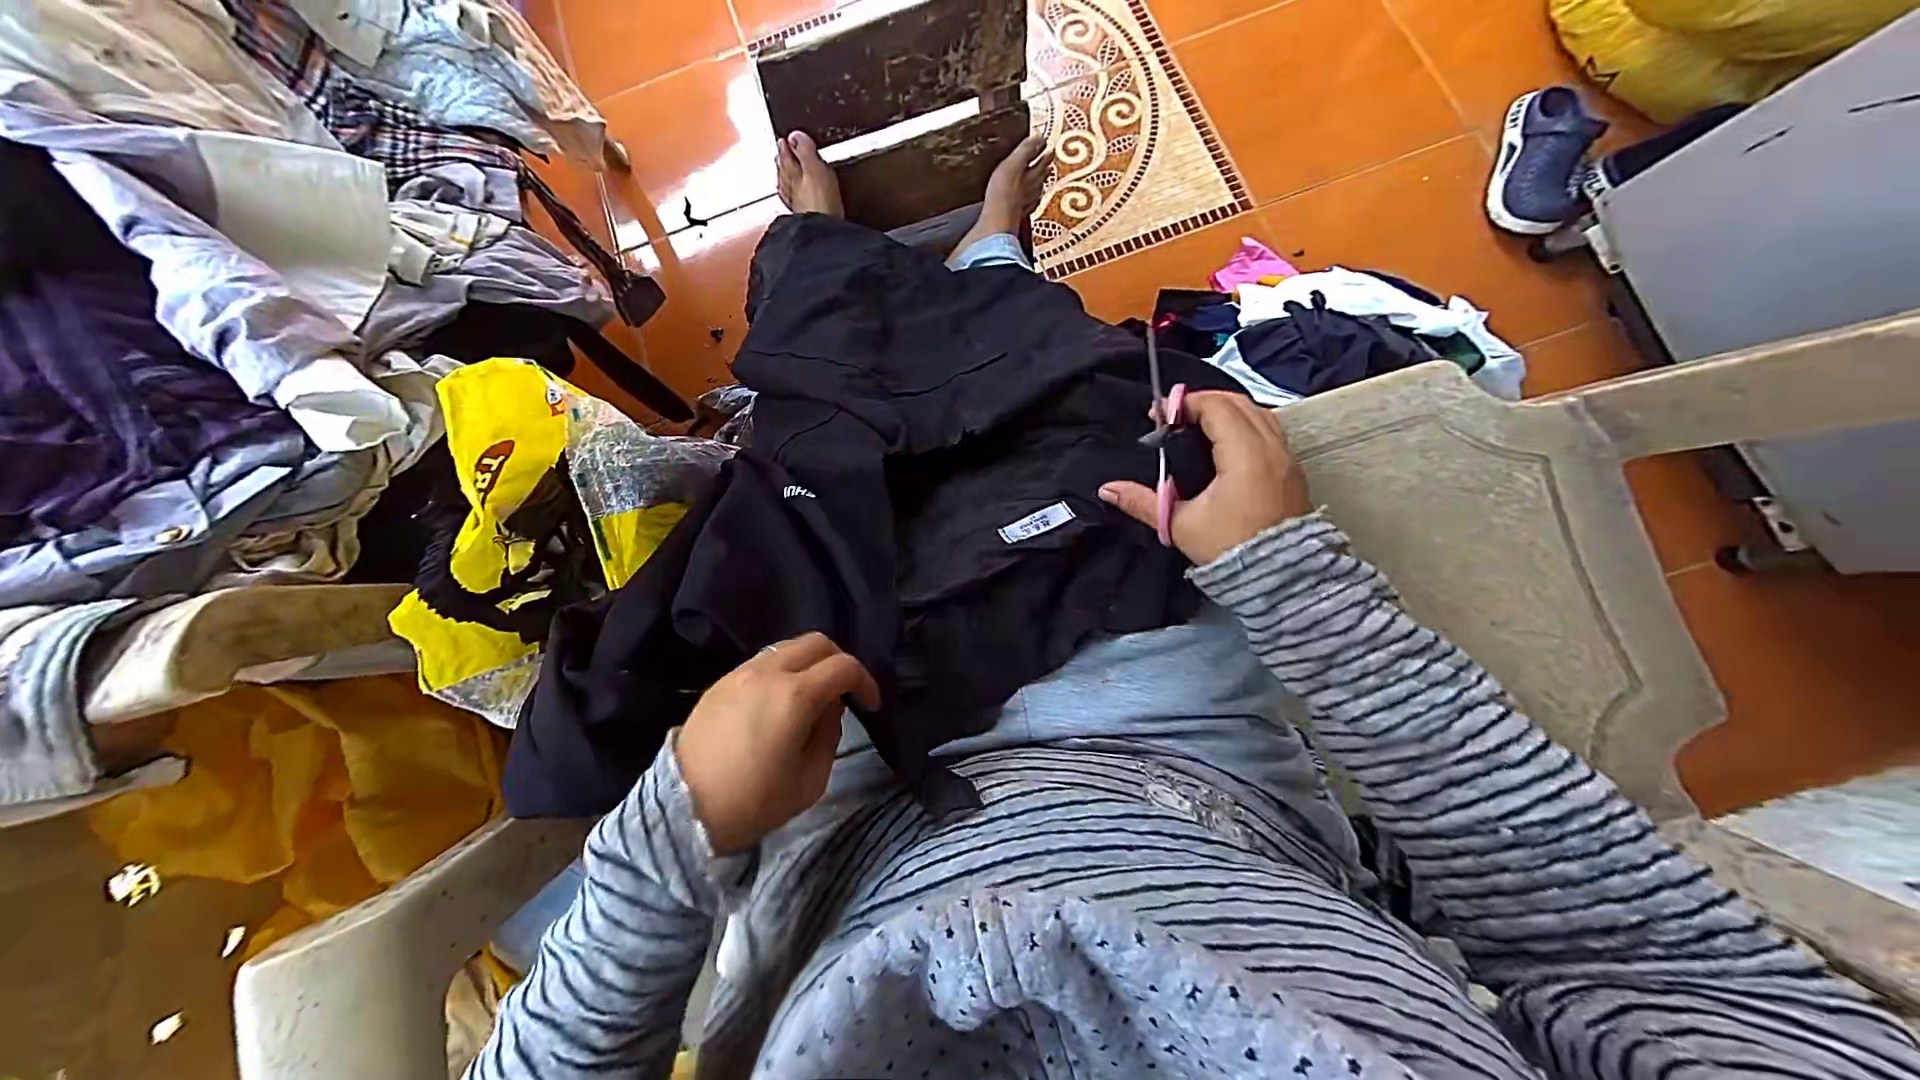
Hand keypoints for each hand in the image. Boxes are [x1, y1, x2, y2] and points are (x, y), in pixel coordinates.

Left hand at [675, 633, 880, 853]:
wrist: (683, 811)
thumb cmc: (754, 802)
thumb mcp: (811, 779)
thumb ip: (829, 734)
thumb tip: (829, 708)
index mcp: (795, 695)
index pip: (844, 667)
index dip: (865, 682)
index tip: (870, 705)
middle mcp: (768, 672)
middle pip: (817, 642)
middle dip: (839, 661)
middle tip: (845, 691)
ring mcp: (740, 673)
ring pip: (788, 647)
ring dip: (809, 663)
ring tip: (812, 695)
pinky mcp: (720, 683)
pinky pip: (762, 661)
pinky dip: (783, 670)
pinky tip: (780, 700)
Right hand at [1099, 390, 1312, 564]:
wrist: (1281, 578)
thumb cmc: (1233, 549)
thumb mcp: (1180, 524)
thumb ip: (1142, 501)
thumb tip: (1109, 489)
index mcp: (1245, 456)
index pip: (1215, 407)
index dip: (1185, 404)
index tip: (1161, 414)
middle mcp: (1271, 449)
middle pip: (1237, 402)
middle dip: (1203, 401)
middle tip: (1175, 416)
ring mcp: (1286, 458)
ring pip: (1257, 412)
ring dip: (1226, 410)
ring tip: (1198, 425)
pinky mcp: (1291, 470)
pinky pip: (1270, 430)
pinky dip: (1245, 424)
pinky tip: (1225, 443)